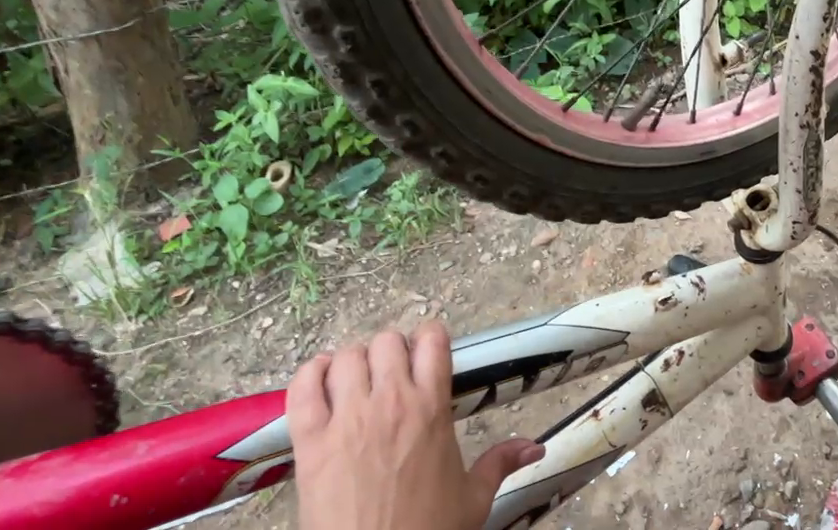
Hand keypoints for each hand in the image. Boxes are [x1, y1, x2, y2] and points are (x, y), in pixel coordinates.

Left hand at [290, 322, 543, 529]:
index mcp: (433, 406)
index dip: (429, 340)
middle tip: (390, 373)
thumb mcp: (473, 498)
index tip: (426, 355)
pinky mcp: (309, 442)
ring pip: (346, 357)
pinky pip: (302, 388)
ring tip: (354, 380)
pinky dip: (309, 375)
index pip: (432, 339)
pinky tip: (318, 381)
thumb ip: (501, 462)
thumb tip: (535, 447)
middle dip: (389, 351)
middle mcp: (391, 401)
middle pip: (387, 340)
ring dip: (351, 362)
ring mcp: (347, 419)